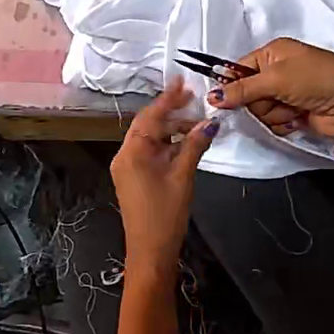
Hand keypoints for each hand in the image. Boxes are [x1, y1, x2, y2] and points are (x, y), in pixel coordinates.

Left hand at [111, 77, 218, 269]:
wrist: (150, 251)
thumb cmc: (165, 215)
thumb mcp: (183, 176)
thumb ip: (195, 145)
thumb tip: (210, 122)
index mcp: (131, 152)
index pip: (151, 116)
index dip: (169, 97)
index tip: (183, 81)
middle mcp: (124, 156)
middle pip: (148, 125)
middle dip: (171, 112)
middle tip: (195, 100)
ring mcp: (127, 167)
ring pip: (150, 139)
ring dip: (171, 129)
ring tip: (196, 122)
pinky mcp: (133, 178)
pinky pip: (149, 152)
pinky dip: (166, 145)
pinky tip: (185, 143)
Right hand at [207, 37, 333, 142]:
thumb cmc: (318, 79)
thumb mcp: (276, 78)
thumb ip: (242, 89)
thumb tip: (212, 97)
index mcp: (273, 52)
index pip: (238, 69)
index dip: (231, 85)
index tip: (223, 99)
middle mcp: (278, 71)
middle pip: (246, 94)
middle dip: (259, 102)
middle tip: (276, 99)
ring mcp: (286, 94)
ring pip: (259, 111)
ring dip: (273, 114)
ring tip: (293, 108)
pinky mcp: (293, 113)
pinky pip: (272, 122)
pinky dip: (282, 123)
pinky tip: (298, 118)